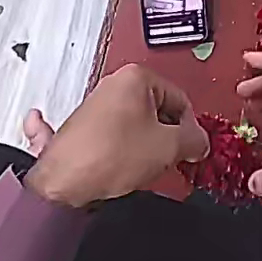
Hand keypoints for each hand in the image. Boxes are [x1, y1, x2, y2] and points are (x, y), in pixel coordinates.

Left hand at [22, 64, 210, 208]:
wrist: (62, 182)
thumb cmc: (111, 156)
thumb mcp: (168, 147)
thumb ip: (194, 140)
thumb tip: (199, 142)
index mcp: (136, 77)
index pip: (180, 100)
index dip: (189, 128)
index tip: (189, 149)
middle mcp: (113, 85)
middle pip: (157, 111)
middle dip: (165, 137)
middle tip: (167, 159)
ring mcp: (94, 105)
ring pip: (134, 125)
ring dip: (142, 146)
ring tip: (138, 166)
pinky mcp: (77, 127)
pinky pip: (101, 133)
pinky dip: (108, 145)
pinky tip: (107, 156)